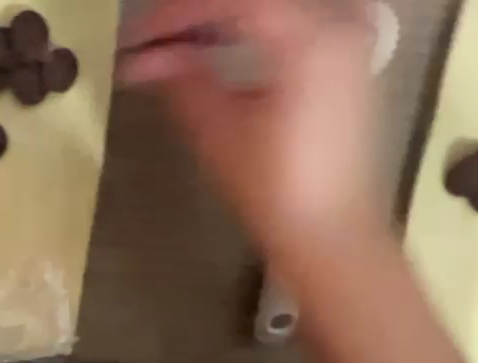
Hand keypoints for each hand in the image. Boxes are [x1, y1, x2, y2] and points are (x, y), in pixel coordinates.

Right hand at [118, 0, 382, 261]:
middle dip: (193, 14)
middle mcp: (334, 19)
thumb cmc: (272, 189)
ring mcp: (343, 32)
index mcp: (307, 37)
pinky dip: (243, 28)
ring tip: (170, 45)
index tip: (134, 34)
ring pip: (267, 8)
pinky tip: (210, 49)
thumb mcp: (219, 134)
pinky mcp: (340, 51)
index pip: (230, 0)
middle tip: (147, 37)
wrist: (329, 226)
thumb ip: (184, 82)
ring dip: (216, 20)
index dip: (175, 12)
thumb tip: (145, 58)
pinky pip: (284, 20)